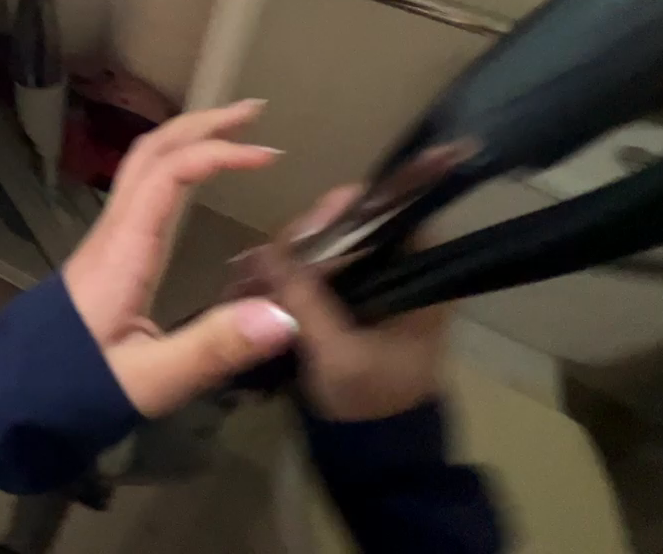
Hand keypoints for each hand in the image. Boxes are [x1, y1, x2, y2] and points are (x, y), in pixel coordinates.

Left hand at [61, 100, 298, 417]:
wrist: (14, 395)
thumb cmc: (75, 385)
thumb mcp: (150, 380)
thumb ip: (213, 348)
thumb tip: (284, 315)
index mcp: (123, 248)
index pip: (168, 174)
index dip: (217, 153)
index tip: (269, 156)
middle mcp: (112, 230)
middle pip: (150, 153)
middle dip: (200, 123)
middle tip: (254, 112)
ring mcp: (105, 239)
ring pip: (141, 166)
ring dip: (185, 139)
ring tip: (233, 132)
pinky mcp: (105, 254)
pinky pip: (140, 188)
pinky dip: (173, 165)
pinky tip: (193, 179)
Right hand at [261, 185, 449, 421]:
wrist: (371, 451)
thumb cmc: (370, 400)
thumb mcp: (338, 353)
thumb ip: (306, 300)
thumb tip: (263, 252)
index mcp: (416, 278)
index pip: (390, 217)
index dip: (347, 211)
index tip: (306, 228)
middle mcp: (393, 269)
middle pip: (344, 224)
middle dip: (301, 238)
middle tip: (265, 260)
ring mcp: (363, 281)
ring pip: (318, 244)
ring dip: (282, 257)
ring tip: (246, 277)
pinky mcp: (338, 296)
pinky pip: (306, 267)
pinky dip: (279, 272)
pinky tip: (249, 283)